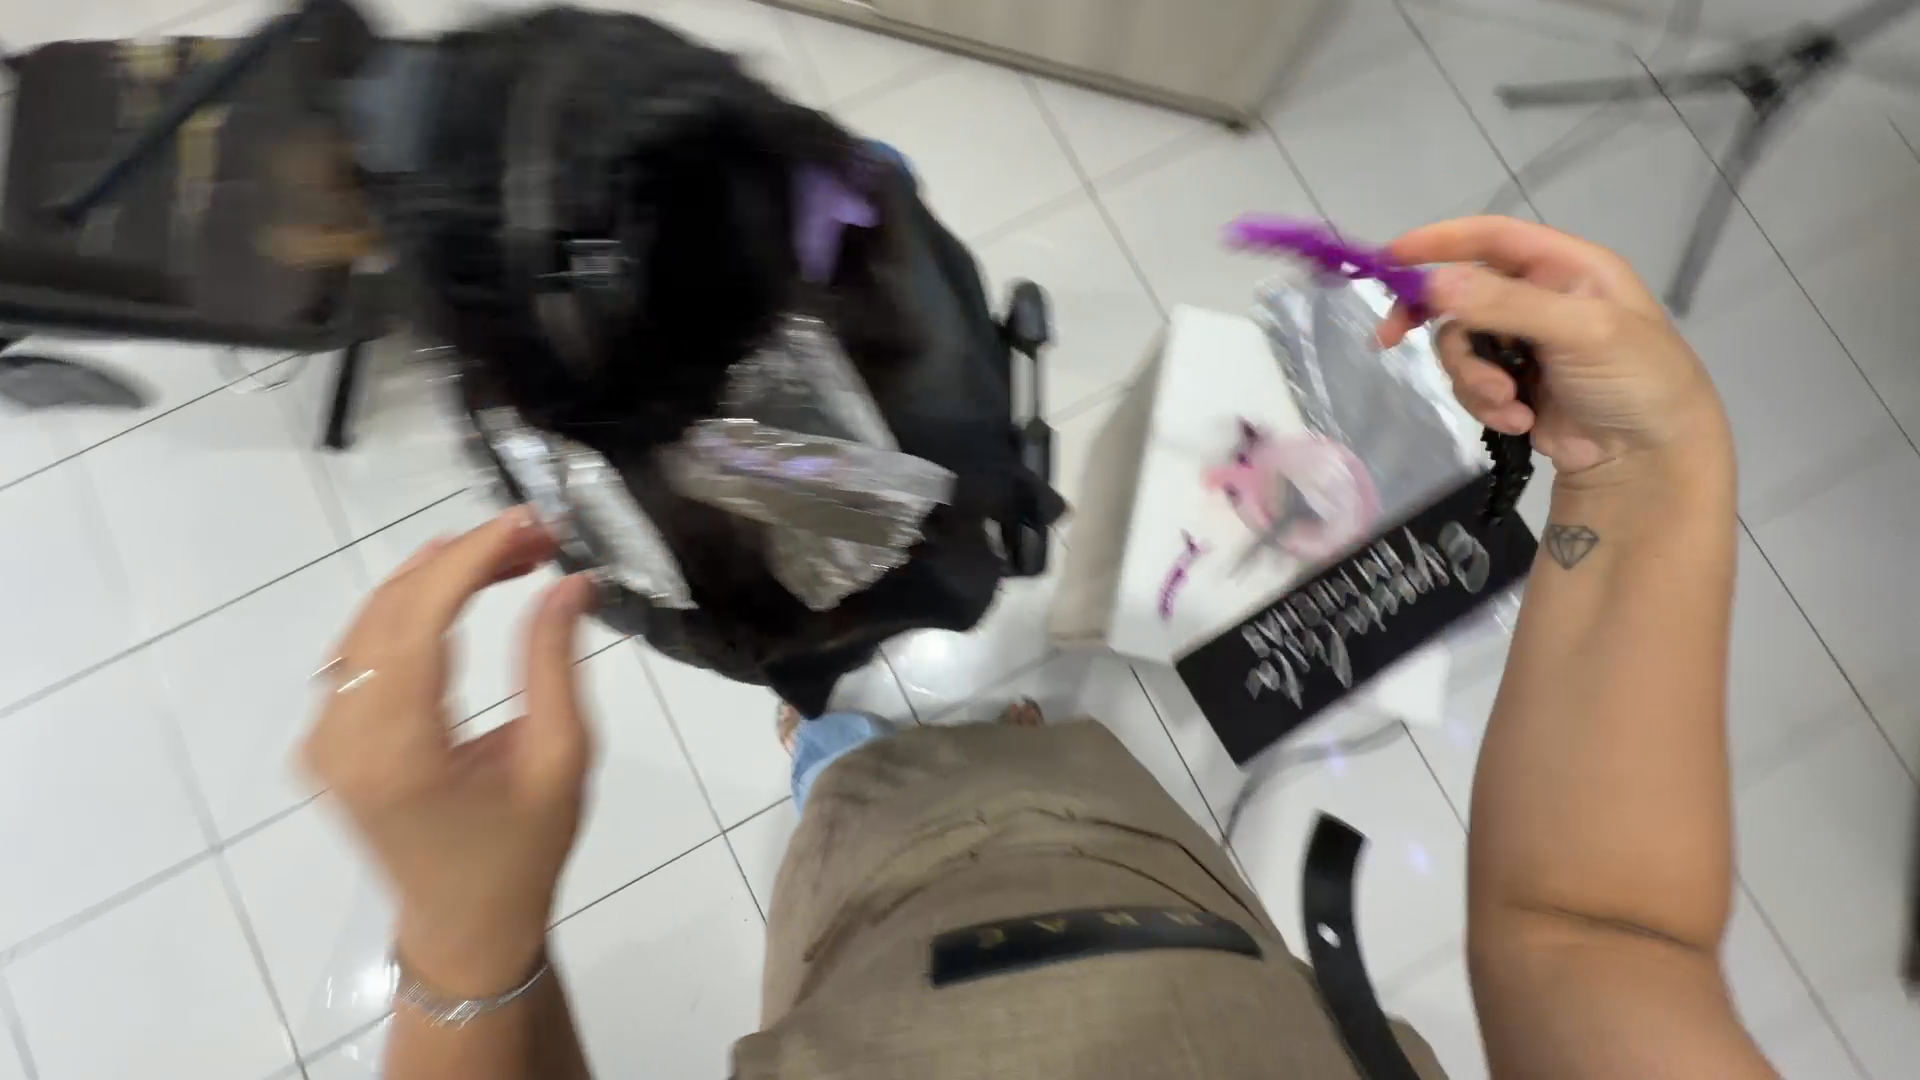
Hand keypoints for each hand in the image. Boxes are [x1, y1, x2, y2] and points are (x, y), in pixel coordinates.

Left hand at [301, 507, 596, 995]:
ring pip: (372, 620)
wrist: (467, 919)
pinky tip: (461, 590)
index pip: (420, 621)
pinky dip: (415, 605)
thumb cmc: (526, 846)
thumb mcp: (562, 755)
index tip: (531, 522)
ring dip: (441, 576)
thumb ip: (556, 663)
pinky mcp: (330, 735)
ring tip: (516, 556)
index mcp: (398, 749)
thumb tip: (570, 583)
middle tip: (540, 537)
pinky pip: (365, 647)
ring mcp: (324, 735)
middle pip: (389, 609)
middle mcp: (340, 735)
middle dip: (465, 557)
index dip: (473, 559)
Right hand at [1377, 216, 1729, 484]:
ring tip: (1507, 401)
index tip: (1388, 259)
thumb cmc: (1635, 379)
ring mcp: (1518, 344)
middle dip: (1428, 322)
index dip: (1437, 242)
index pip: (1491, 238)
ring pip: (1457, 347)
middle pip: (1456, 296)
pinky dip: (1484, 404)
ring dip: (1472, 379)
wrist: (1645, 455)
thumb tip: (1432, 284)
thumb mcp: (1581, 332)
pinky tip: (1519, 420)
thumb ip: (1506, 305)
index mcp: (1564, 269)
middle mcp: (1536, 298)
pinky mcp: (1506, 383)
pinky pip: (1466, 383)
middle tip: (1387, 340)